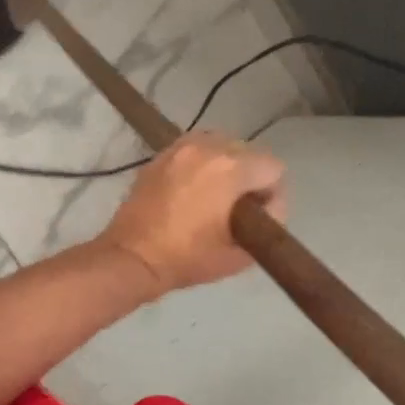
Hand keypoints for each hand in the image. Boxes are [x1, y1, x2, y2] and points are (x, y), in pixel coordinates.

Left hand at [100, 131, 287, 290]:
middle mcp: (205, 148)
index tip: (257, 216)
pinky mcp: (157, 159)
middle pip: (246, 152)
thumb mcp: (240, 253)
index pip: (273, 168)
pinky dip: (197, 165)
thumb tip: (269, 209)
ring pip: (218, 146)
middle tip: (235, 208)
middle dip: (247, 178)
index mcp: (230, 167)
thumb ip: (269, 225)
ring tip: (213, 196)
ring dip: (223, 167)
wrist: (131, 258)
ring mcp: (177, 150)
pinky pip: (190, 151)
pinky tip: (191, 190)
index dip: (272, 195)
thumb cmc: (187, 258)